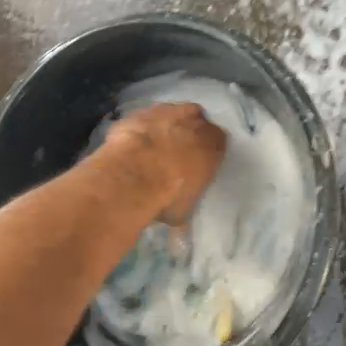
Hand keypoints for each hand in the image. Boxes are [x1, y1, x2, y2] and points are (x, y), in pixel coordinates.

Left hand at [99, 103, 226, 224]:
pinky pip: (141, 122)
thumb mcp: (185, 211)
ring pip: (168, 117)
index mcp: (215, 141)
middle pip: (194, 123)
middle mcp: (195, 119)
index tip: (195, 168)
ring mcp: (166, 111)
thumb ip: (186, 209)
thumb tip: (181, 234)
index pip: (217, 143)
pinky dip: (137, 132)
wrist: (135, 174)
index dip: (205, 154)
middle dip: (185, 137)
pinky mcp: (138, 112)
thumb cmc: (170, 194)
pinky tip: (128, 149)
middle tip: (172, 159)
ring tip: (148, 154)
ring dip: (161, 130)